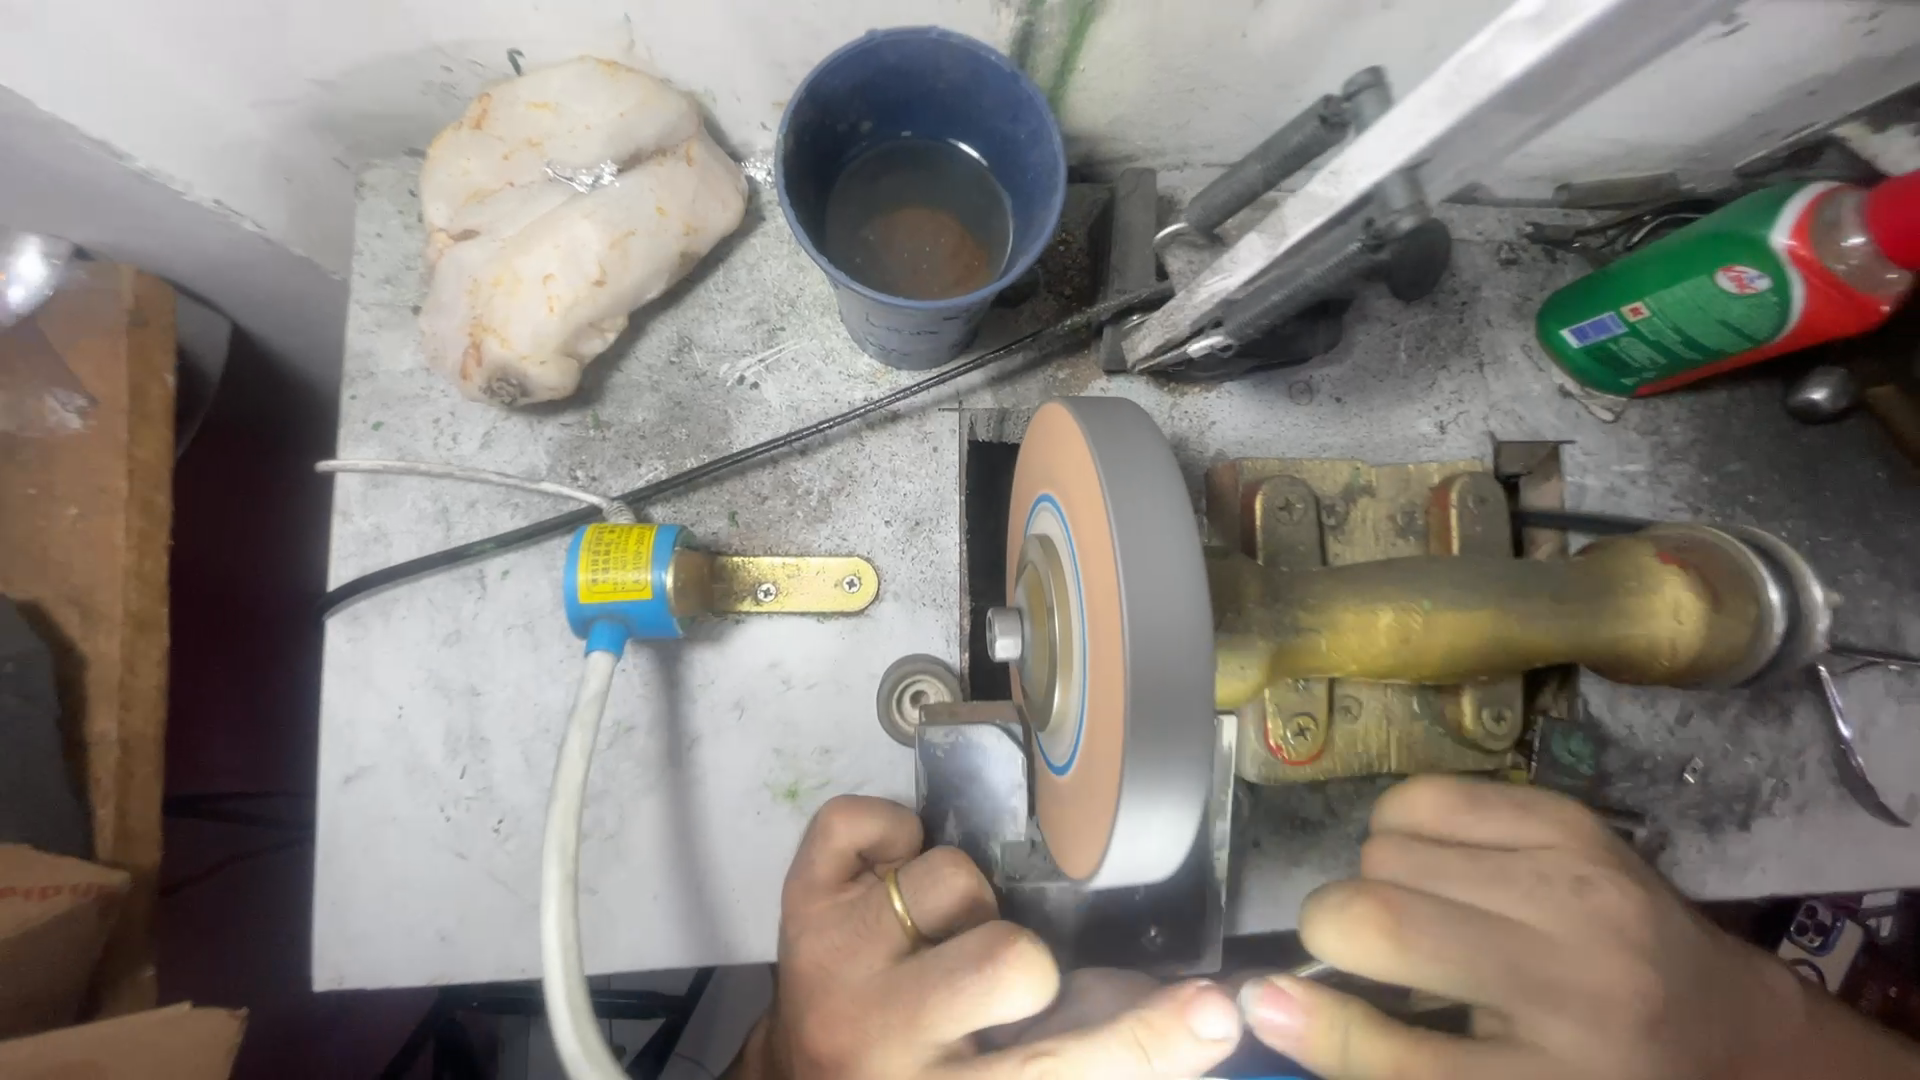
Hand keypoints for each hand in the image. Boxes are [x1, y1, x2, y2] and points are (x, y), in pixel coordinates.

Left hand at [729, 795, 1241, 1079]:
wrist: (802, 1075)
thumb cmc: (916, 1076)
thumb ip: (1090, 1047)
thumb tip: (1205, 1009)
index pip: (1064, 1072)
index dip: (1147, 1038)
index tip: (1211, 1006)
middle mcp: (879, 1037)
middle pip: (1008, 959)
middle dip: (1014, 956)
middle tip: (984, 970)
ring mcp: (831, 958)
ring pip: (947, 875)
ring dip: (955, 896)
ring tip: (930, 933)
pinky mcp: (798, 897)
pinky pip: (862, 819)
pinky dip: (888, 832)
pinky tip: (887, 881)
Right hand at [1238, 776, 1814, 1079]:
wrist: (1722, 1029)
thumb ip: (1363, 1051)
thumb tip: (1253, 996)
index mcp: (1563, 1027)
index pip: (1385, 949)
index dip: (1324, 960)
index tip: (1319, 981)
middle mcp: (1575, 931)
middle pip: (1374, 887)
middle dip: (1356, 922)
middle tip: (1405, 960)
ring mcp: (1572, 857)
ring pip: (1386, 837)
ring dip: (1383, 877)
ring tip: (1435, 915)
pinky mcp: (1560, 812)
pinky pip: (1420, 796)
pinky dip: (1407, 833)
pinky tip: (1449, 870)